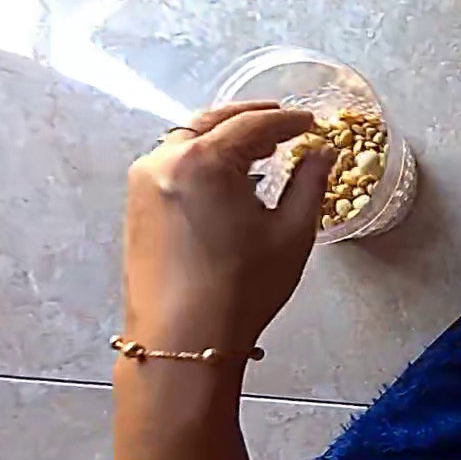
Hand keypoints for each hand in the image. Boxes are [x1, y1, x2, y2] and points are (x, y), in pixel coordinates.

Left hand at [122, 102, 331, 355]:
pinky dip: (206, 158)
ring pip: (189, 140)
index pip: (253, 125)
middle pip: (213, 122)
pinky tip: (230, 178)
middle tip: (286, 123)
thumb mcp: (292, 232)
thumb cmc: (244, 287)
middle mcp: (164, 161)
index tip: (313, 122)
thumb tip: (323, 153)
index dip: (289, 121)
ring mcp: (143, 183)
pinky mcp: (137, 205)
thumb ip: (310, 183)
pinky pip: (176, 164)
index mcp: (204, 162)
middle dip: (252, 119)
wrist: (184, 340)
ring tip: (262, 151)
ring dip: (226, 138)